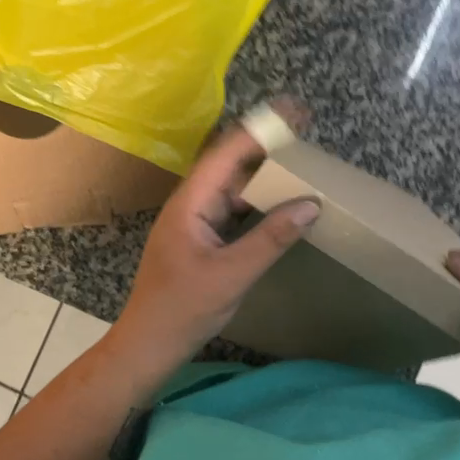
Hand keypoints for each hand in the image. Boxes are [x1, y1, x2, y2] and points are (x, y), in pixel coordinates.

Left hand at [113, 103, 319, 362]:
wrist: (148, 344)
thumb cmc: (183, 310)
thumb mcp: (232, 275)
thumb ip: (271, 238)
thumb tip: (310, 204)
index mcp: (190, 203)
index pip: (227, 152)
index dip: (261, 129)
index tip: (295, 114)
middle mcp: (190, 204)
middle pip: (230, 165)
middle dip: (266, 149)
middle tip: (306, 142)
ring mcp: (193, 222)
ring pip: (231, 189)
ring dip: (263, 179)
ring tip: (301, 170)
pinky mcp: (200, 240)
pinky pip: (230, 211)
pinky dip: (256, 205)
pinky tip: (280, 209)